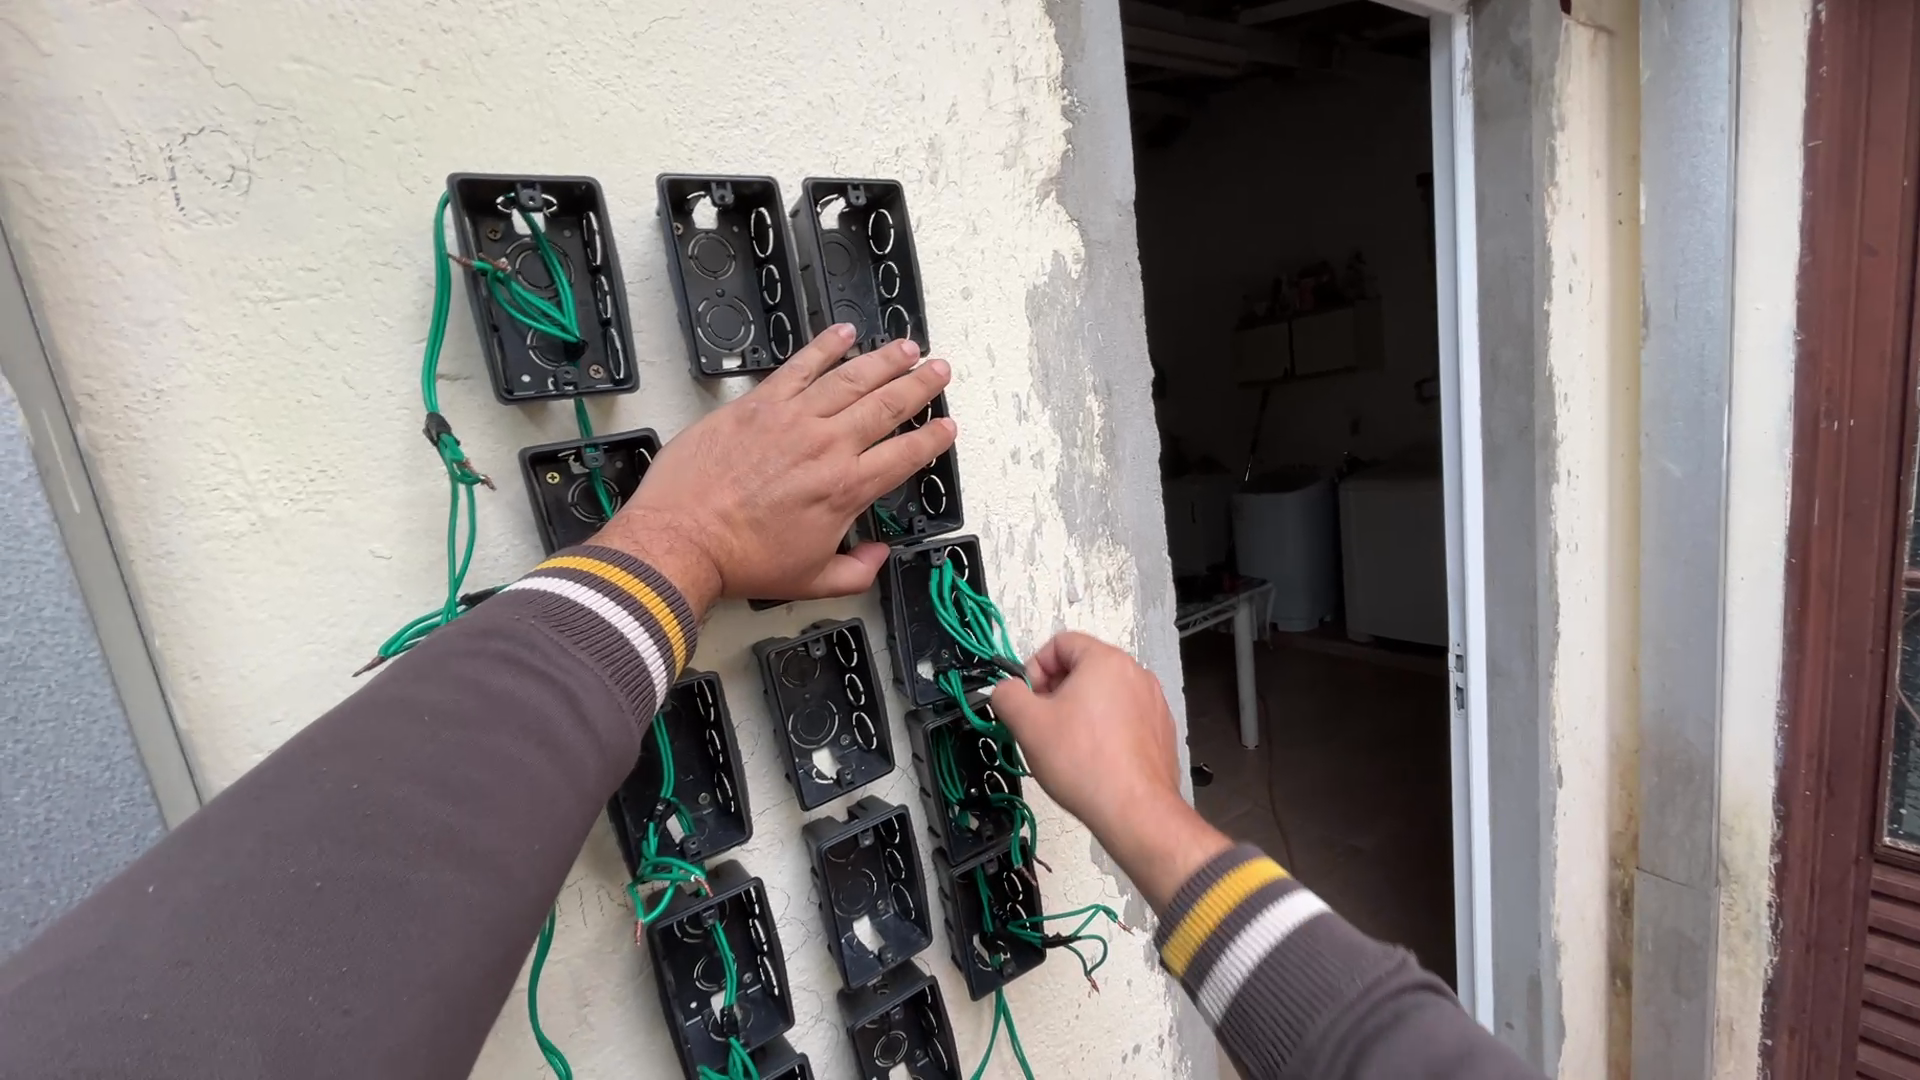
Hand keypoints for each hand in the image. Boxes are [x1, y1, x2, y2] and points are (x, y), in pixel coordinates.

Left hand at [596, 324, 954, 612]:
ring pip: (852, 379)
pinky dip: (824, 347)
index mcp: (845, 489)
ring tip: (907, 348)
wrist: (683, 539)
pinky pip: (800, 366)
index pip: (905, 455)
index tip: (946, 427)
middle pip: (887, 406)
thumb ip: (857, 571)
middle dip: (920, 386)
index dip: (932, 439)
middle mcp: (826, 447)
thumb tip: (878, 557)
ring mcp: (793, 420)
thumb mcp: (812, 580)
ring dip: (885, 361)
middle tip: (939, 370)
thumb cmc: (741, 559)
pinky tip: (844, 333)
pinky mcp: (759, 405)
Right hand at [990, 632, 1230, 910]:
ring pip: (1102, 693)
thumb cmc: (1086, 764)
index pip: (1060, 643)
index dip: (1035, 667)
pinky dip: (1103, 729)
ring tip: (1066, 745)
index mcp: (1105, 660)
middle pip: (1082, 667)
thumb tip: (1006, 690)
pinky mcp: (1160, 729)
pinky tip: (1092, 758)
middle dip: (1055, 691)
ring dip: (1078, 711)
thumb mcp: (1027, 724)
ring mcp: (1152, 702)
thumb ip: (1007, 695)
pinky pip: (1123, 716)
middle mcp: (1134, 674)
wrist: (1135, 812)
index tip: (1028, 697)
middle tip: (1042, 723)